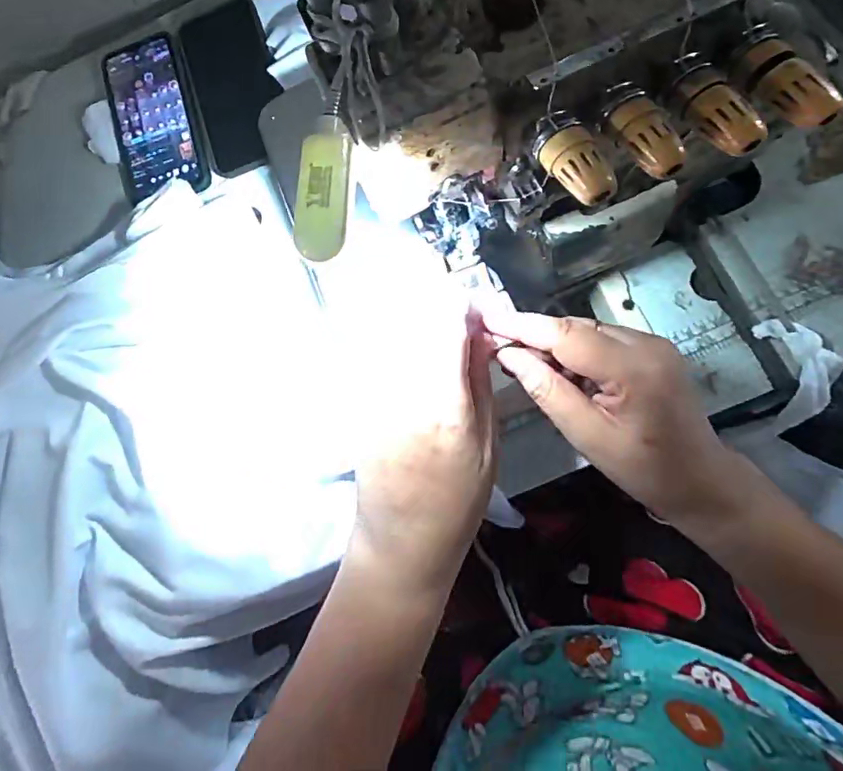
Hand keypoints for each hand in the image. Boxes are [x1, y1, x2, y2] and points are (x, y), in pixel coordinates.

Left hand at [350, 306, 497, 594]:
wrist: (399, 540)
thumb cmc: (456, 502)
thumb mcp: (488, 444)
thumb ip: (481, 380)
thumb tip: (479, 331)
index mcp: (444, 405)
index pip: (447, 322)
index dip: (465, 302)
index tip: (478, 307)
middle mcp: (402, 390)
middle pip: (415, 315)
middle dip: (440, 304)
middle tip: (461, 319)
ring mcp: (372, 392)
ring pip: (391, 326)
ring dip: (417, 317)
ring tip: (438, 335)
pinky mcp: (354, 398)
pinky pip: (375, 349)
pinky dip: (395, 338)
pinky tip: (412, 352)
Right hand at [485, 311, 756, 533]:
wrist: (702, 480)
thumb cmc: (644, 469)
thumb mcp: (587, 436)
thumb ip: (546, 390)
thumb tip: (509, 355)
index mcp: (633, 367)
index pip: (565, 334)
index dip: (522, 325)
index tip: (486, 320)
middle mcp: (645, 343)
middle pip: (575, 328)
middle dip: (536, 336)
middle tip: (499, 350)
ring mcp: (652, 342)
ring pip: (587, 331)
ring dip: (556, 345)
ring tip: (527, 366)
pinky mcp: (652, 348)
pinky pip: (602, 340)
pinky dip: (577, 351)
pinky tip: (563, 372)